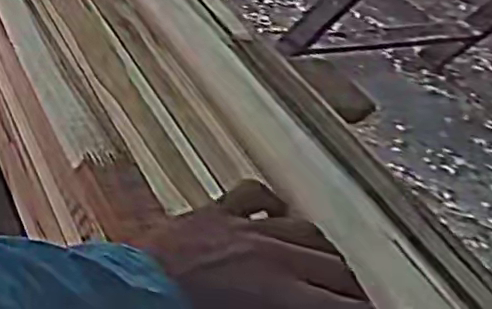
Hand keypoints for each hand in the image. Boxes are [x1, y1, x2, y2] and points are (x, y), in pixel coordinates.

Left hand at [129, 180, 370, 308]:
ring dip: (323, 252)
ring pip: (306, 230)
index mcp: (286, 295)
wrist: (139, 288)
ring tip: (329, 270)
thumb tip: (314, 304)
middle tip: (353, 302)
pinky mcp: (214, 210)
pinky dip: (273, 203)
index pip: (353, 306)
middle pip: (337, 268)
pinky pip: (253, 194)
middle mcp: (270, 255)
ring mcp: (241, 225)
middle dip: (352, 290)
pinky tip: (282, 214)